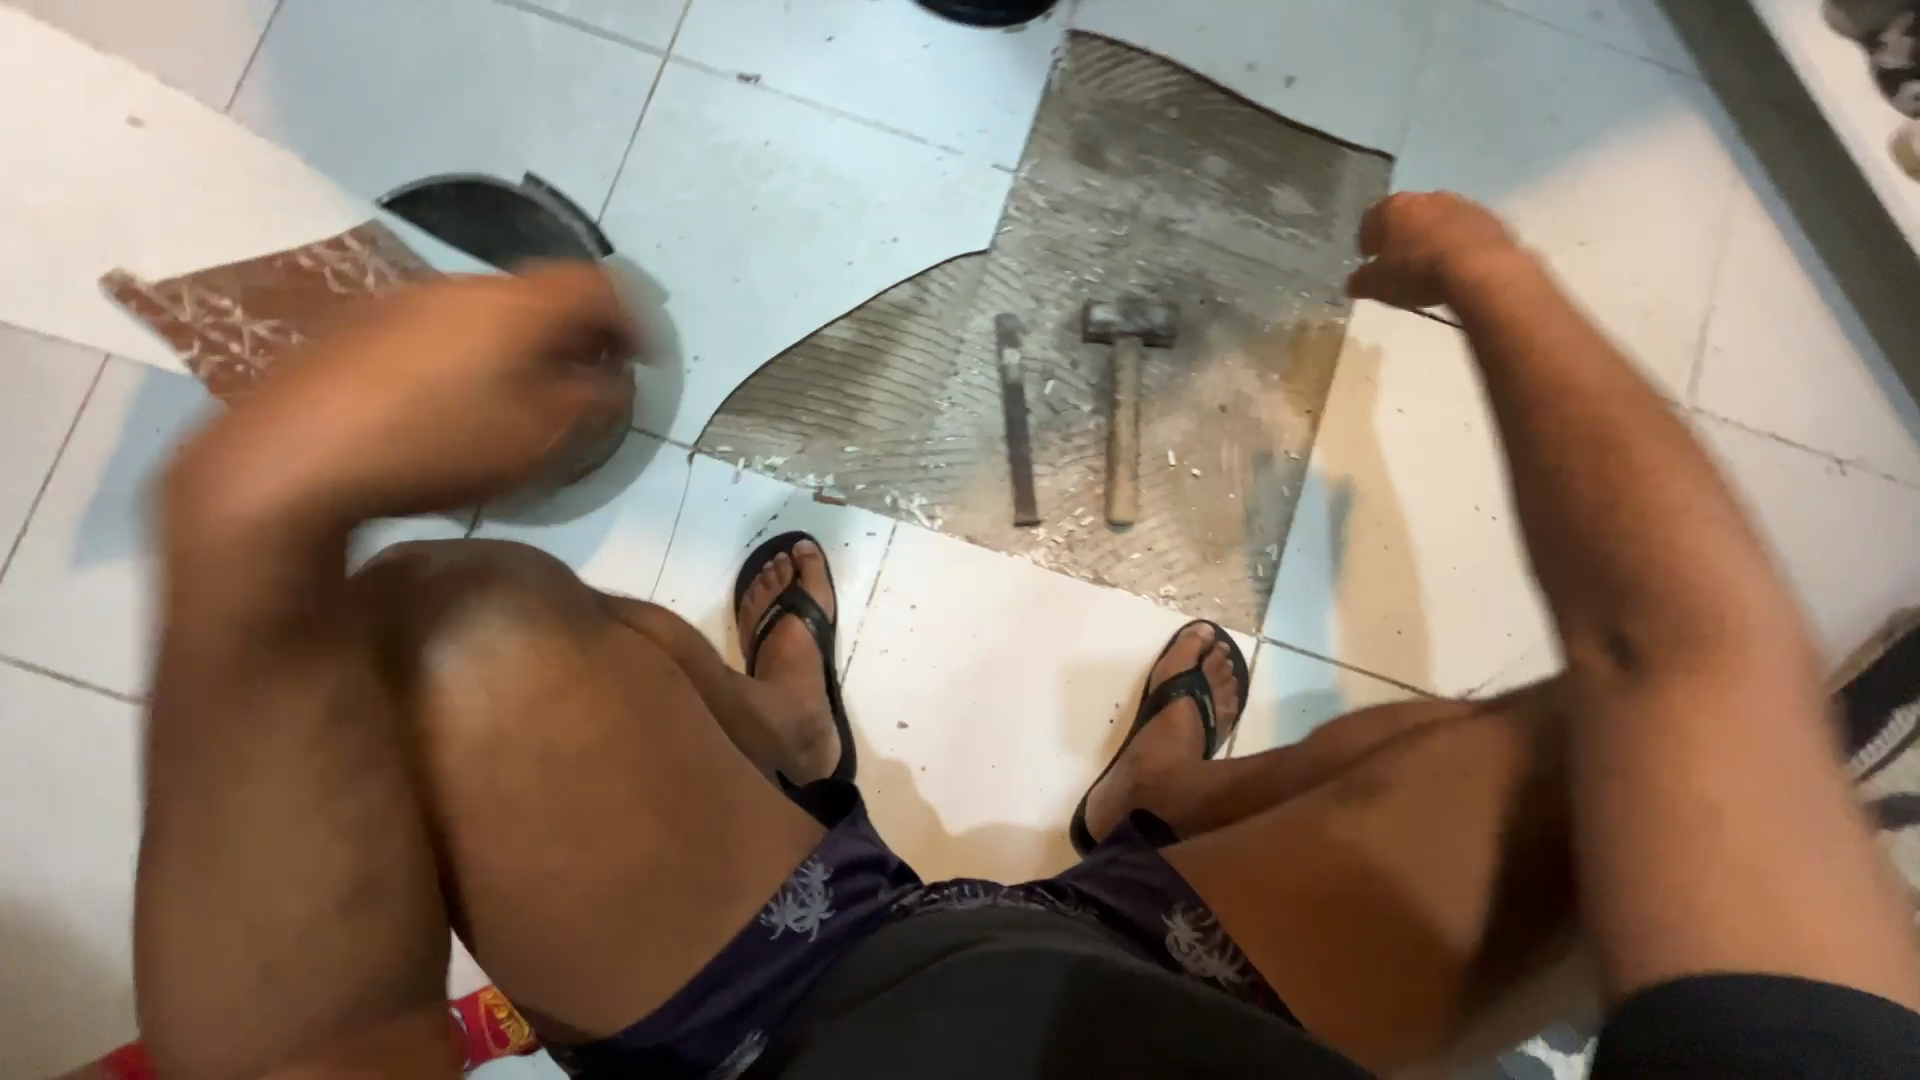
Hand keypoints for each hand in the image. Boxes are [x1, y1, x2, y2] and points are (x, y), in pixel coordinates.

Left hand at [168, 263, 639, 530]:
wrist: (292, 458)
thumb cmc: (442, 443)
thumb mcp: (544, 434)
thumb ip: (597, 400)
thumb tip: (616, 379)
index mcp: (518, 305)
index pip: (598, 284)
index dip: (633, 319)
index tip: (641, 361)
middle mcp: (463, 287)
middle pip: (543, 295)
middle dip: (580, 334)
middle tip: (592, 380)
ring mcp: (404, 301)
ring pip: (493, 313)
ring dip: (529, 345)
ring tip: (530, 395)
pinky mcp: (361, 326)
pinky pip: (446, 328)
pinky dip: (479, 354)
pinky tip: (462, 400)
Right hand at [1346, 192, 1522, 309]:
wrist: (1478, 269)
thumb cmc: (1415, 272)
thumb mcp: (1376, 285)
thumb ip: (1360, 280)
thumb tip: (1353, 282)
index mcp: (1392, 207)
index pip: (1370, 219)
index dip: (1367, 240)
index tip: (1369, 258)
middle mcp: (1426, 197)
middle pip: (1407, 215)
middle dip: (1400, 235)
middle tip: (1397, 261)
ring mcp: (1461, 204)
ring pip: (1437, 220)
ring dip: (1430, 237)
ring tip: (1428, 266)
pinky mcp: (1489, 218)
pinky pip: (1464, 230)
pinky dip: (1456, 244)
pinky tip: (1454, 266)